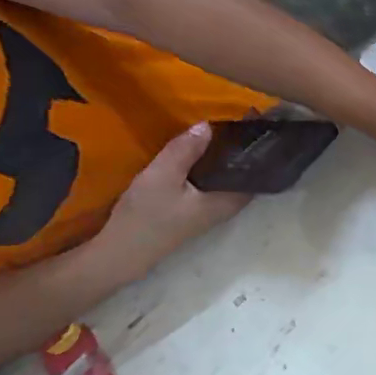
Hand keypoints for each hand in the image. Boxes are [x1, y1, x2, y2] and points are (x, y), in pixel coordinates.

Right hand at [89, 123, 250, 278]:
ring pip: (227, 178)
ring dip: (224, 158)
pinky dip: (210, 168)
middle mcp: (229, 206)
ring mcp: (213, 210)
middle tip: (237, 121)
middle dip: (241, 150)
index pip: (256, 170)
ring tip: (222, 129)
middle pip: (243, 173)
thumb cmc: (147, 215)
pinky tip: (201, 152)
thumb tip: (208, 124)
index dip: (257, 148)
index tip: (255, 124)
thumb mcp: (162, 176)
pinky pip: (213, 183)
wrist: (119, 253)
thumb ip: (185, 150)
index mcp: (230, 200)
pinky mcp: (197, 211)